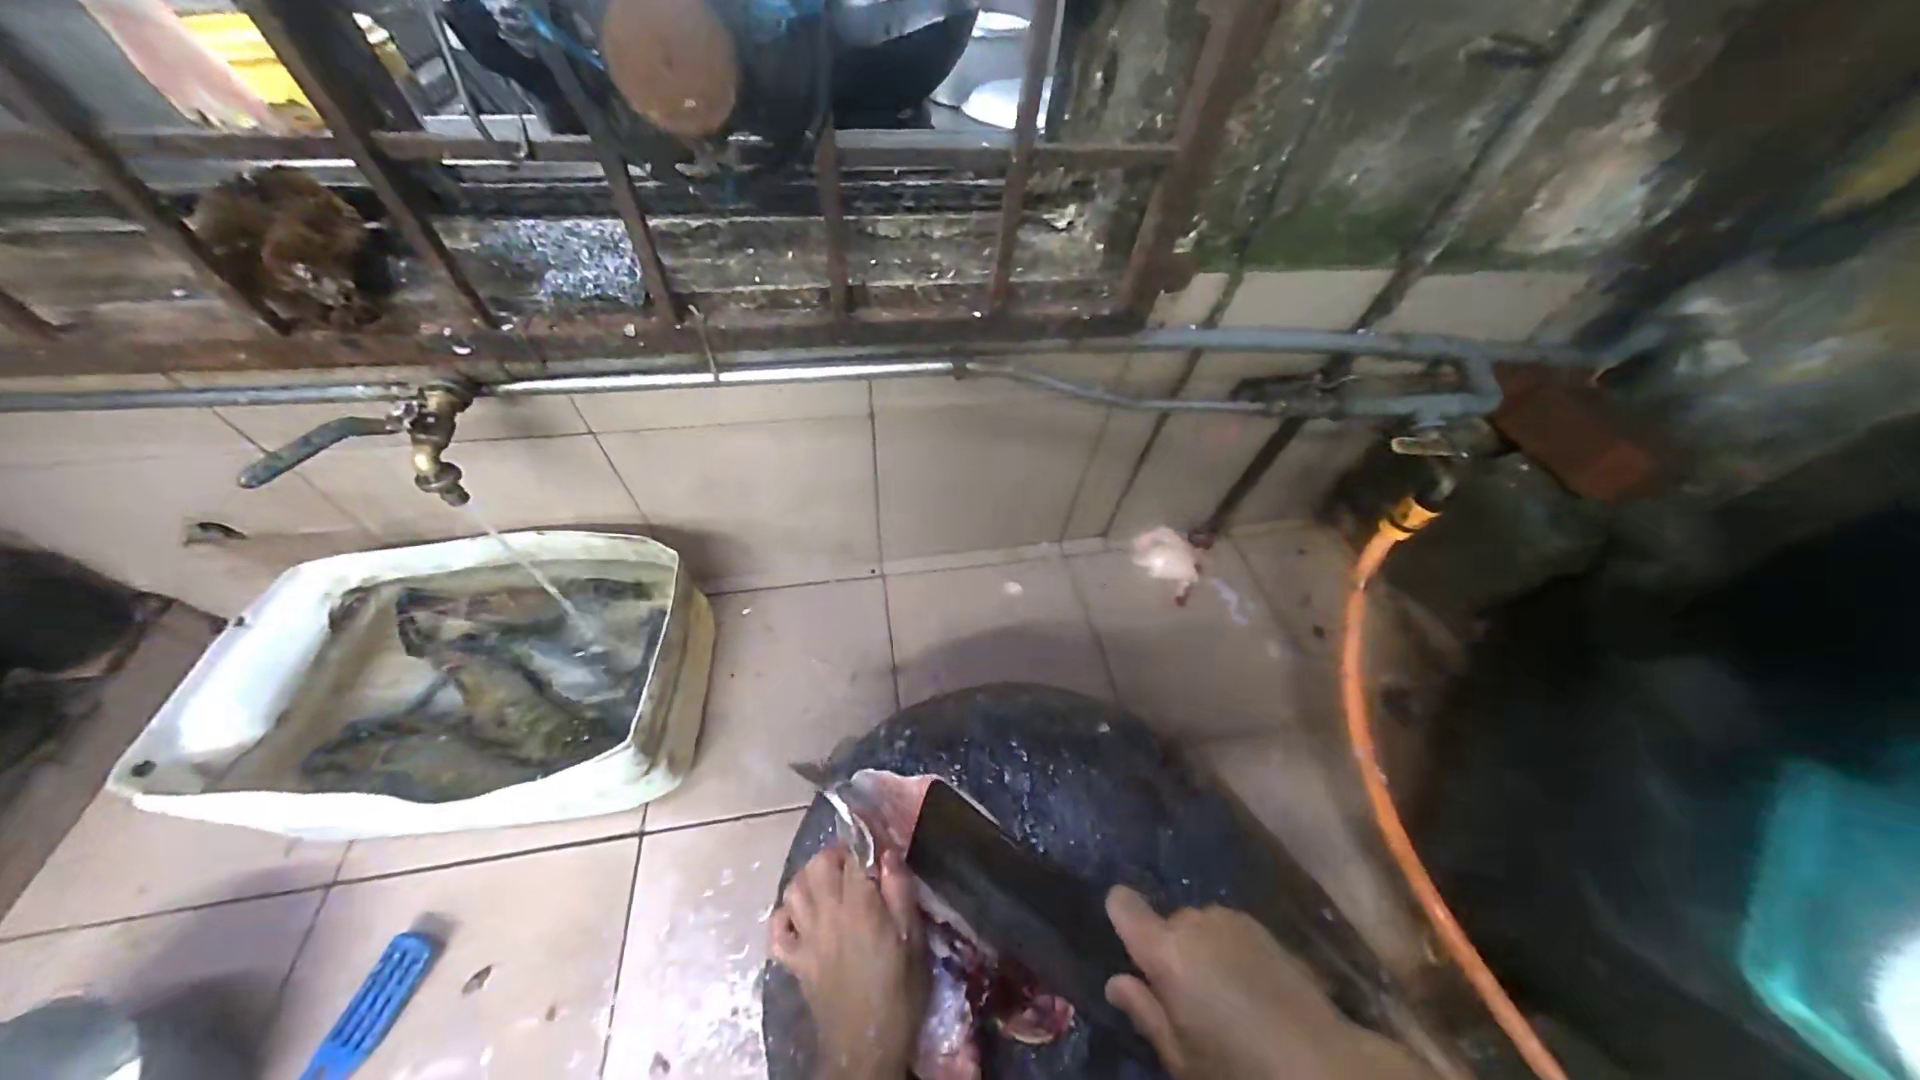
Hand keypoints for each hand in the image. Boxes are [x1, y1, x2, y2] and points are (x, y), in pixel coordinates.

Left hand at [771, 847, 927, 1079]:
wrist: (868, 1046)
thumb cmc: (899, 989)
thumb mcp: (914, 937)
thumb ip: (900, 890)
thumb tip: (887, 852)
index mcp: (858, 904)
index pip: (853, 854)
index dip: (862, 837)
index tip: (873, 833)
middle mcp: (826, 914)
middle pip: (816, 865)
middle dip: (833, 854)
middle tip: (852, 861)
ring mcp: (806, 939)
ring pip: (793, 890)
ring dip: (808, 877)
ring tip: (827, 881)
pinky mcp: (795, 963)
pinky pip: (777, 932)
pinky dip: (783, 916)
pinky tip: (799, 914)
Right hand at [1105, 886, 1431, 1079]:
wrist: (1326, 1067)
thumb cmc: (1240, 1071)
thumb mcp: (1181, 1059)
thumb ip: (1145, 1013)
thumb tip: (1116, 983)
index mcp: (1166, 952)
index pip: (1123, 904)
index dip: (1120, 914)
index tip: (1130, 945)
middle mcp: (1194, 923)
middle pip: (1166, 922)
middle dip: (1170, 950)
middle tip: (1187, 998)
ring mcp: (1232, 921)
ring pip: (1199, 925)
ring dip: (1202, 948)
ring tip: (1224, 995)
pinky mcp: (1265, 929)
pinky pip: (1230, 931)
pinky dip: (1230, 951)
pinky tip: (1253, 991)